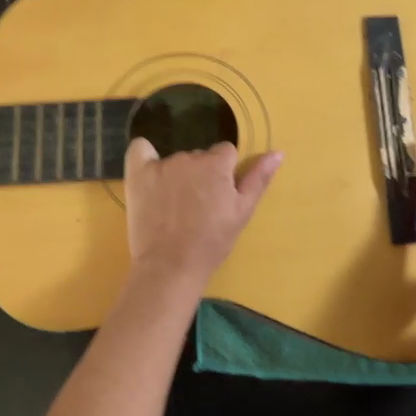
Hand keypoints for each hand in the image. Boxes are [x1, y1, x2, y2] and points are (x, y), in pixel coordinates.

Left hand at [123, 140, 281, 288]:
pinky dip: (144, 154)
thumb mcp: (242, 212)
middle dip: (201, 174)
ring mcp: (162, 165)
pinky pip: (139, 149)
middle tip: (197, 206)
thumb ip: (258, 179)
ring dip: (178, 174)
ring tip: (174, 206)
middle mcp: (190, 157)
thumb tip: (277, 152)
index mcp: (217, 164)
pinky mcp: (138, 174)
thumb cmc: (212, 242)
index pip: (225, 153)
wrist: (171, 267)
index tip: (219, 196)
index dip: (224, 174)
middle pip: (200, 156)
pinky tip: (149, 171)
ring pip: (176, 160)